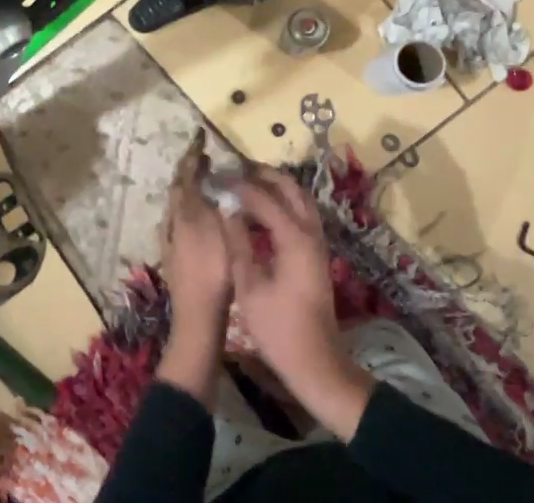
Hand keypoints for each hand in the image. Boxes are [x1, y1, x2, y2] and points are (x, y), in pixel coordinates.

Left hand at [155, 134, 231, 403]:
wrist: (197, 317)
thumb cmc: (214, 273)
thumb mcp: (220, 232)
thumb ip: (215, 202)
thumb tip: (212, 177)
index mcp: (183, 211)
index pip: (185, 174)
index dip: (193, 154)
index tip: (201, 137)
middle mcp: (172, 221)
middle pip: (178, 187)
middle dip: (190, 170)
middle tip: (206, 156)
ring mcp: (170, 240)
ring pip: (178, 204)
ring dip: (190, 188)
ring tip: (207, 180)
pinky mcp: (174, 255)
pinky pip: (180, 219)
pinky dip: (191, 207)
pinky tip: (203, 215)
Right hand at [225, 168, 373, 439]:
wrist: (315, 361)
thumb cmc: (278, 328)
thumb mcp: (249, 286)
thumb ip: (238, 244)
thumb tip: (226, 211)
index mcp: (294, 239)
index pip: (264, 198)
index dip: (238, 186)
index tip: (216, 179)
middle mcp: (311, 233)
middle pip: (290, 189)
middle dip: (264, 176)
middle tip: (235, 171)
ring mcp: (317, 244)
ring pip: (299, 200)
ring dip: (276, 188)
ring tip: (245, 185)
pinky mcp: (316, 255)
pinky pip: (301, 215)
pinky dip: (283, 204)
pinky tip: (261, 214)